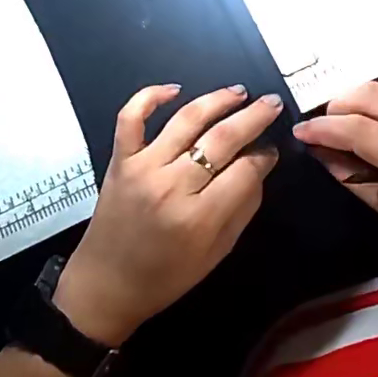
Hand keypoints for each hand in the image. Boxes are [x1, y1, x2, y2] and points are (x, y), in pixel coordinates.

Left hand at [53, 84, 282, 345]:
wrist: (105, 287)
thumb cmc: (166, 276)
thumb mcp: (217, 252)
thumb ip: (243, 207)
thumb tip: (260, 165)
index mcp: (199, 217)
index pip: (245, 170)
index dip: (265, 156)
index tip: (272, 150)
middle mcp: (172, 186)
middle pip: (222, 138)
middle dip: (254, 117)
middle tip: (271, 103)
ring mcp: (142, 168)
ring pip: (186, 120)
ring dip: (217, 100)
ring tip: (239, 92)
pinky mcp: (119, 160)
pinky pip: (131, 118)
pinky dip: (150, 97)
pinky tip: (174, 89)